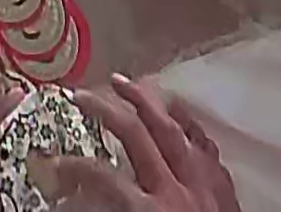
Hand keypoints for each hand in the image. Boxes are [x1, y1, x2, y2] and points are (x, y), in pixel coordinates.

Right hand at [57, 75, 239, 211]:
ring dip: (143, 101)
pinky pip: (202, 142)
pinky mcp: (223, 184)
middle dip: (106, 111)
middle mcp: (176, 190)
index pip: (105, 180)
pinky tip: (170, 107)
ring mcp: (203, 182)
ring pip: (171, 127)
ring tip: (121, 81)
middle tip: (83, 96)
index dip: (77, 168)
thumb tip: (75, 203)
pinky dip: (184, 122)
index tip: (56, 161)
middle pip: (137, 135)